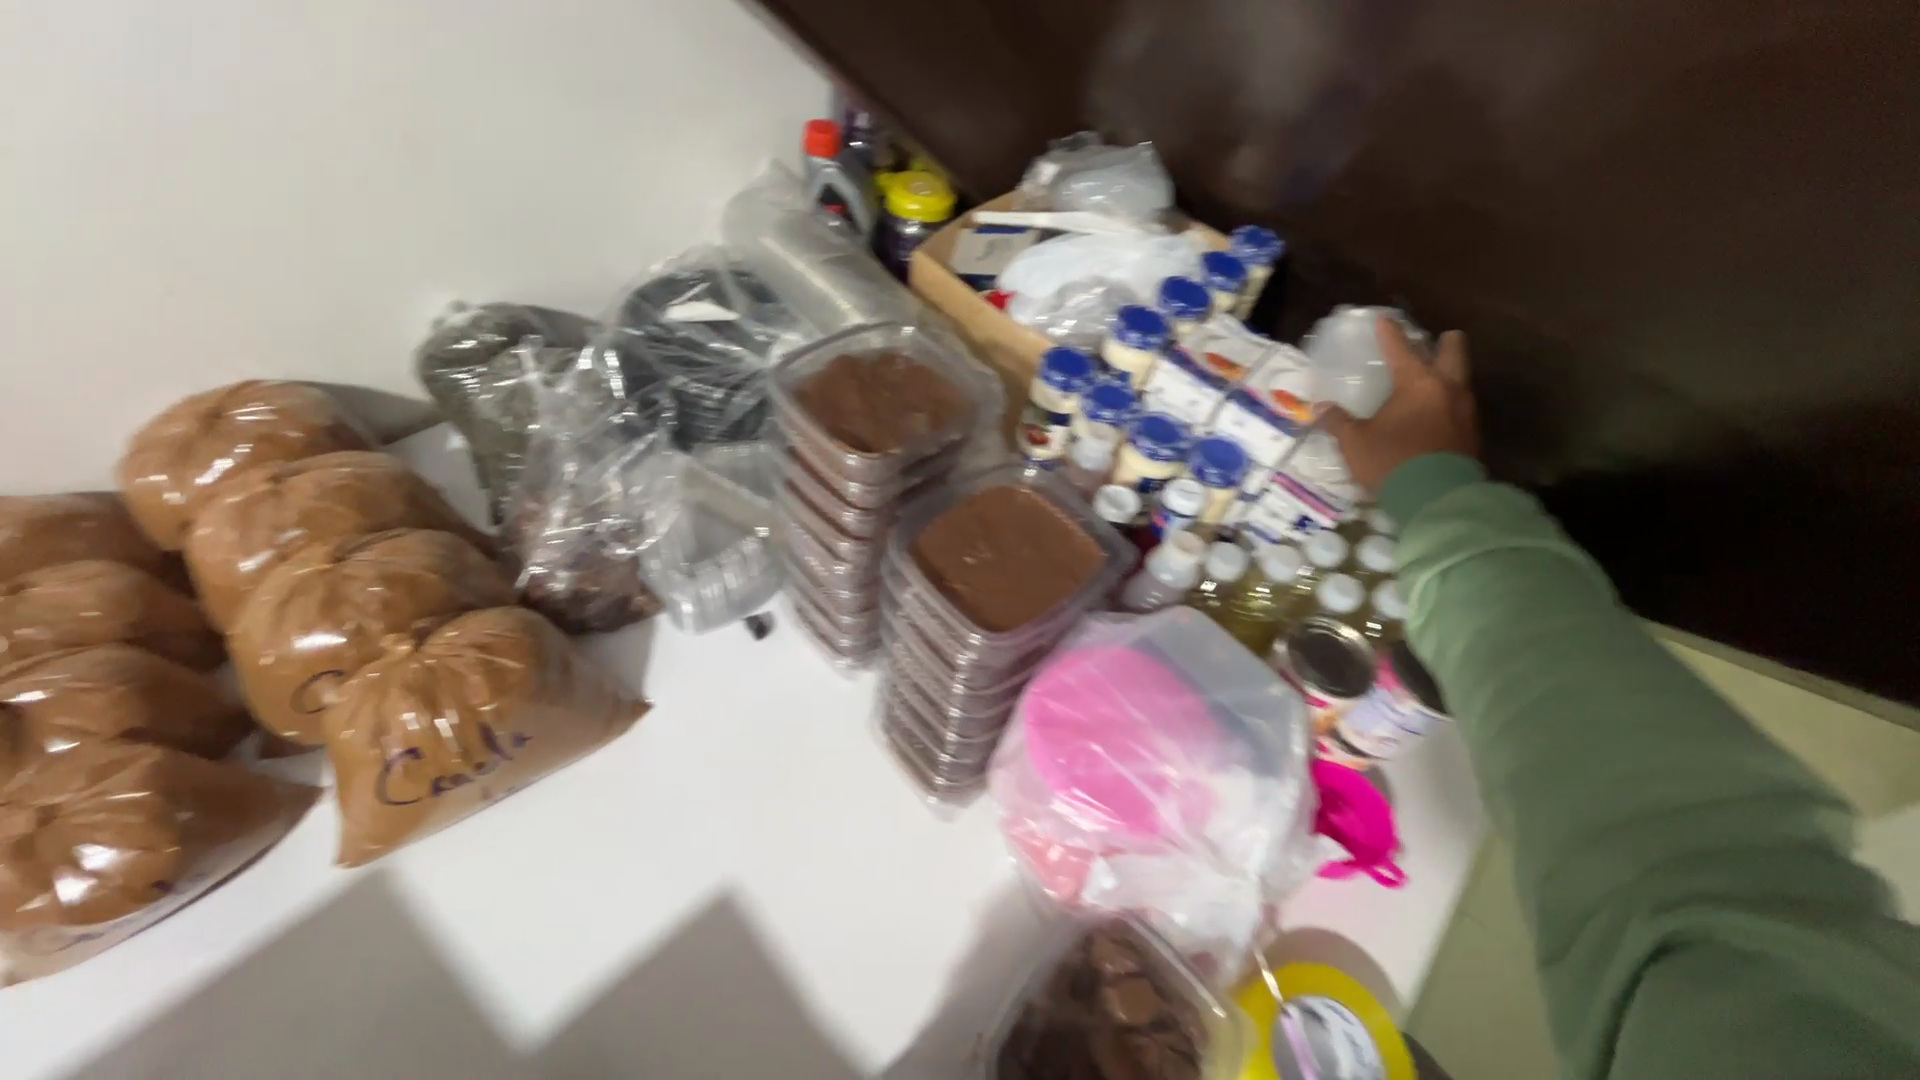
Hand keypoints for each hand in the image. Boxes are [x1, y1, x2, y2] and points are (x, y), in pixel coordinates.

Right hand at [1319, 317, 1478, 492]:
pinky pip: (1460, 407)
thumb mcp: (1355, 443)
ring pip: (1461, 379)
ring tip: (1432, 379)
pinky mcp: (1471, 434)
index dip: (1389, 333)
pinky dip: (1448, 403)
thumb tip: (1322, 408)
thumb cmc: (1391, 460)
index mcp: (1417, 383)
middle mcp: (1447, 388)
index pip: (1400, 349)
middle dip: (1445, 342)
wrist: (1436, 498)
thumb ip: (1339, 422)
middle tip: (1437, 339)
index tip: (1383, 319)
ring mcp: (1465, 411)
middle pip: (1454, 352)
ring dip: (1448, 374)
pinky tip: (1435, 413)